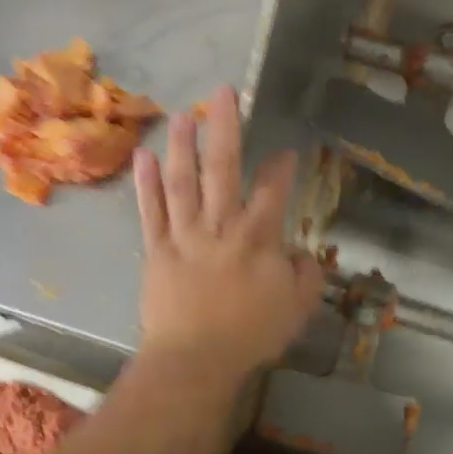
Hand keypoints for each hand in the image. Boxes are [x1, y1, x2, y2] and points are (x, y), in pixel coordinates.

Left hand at [132, 85, 322, 377]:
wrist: (194, 360)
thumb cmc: (250, 336)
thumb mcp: (297, 309)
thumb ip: (307, 276)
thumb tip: (305, 254)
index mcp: (257, 239)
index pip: (273, 191)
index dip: (281, 166)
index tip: (286, 148)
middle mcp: (220, 227)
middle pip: (223, 169)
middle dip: (225, 127)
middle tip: (224, 92)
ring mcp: (184, 236)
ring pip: (183, 182)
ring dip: (183, 145)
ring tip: (184, 113)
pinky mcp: (156, 250)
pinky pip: (150, 211)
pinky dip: (147, 183)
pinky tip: (145, 155)